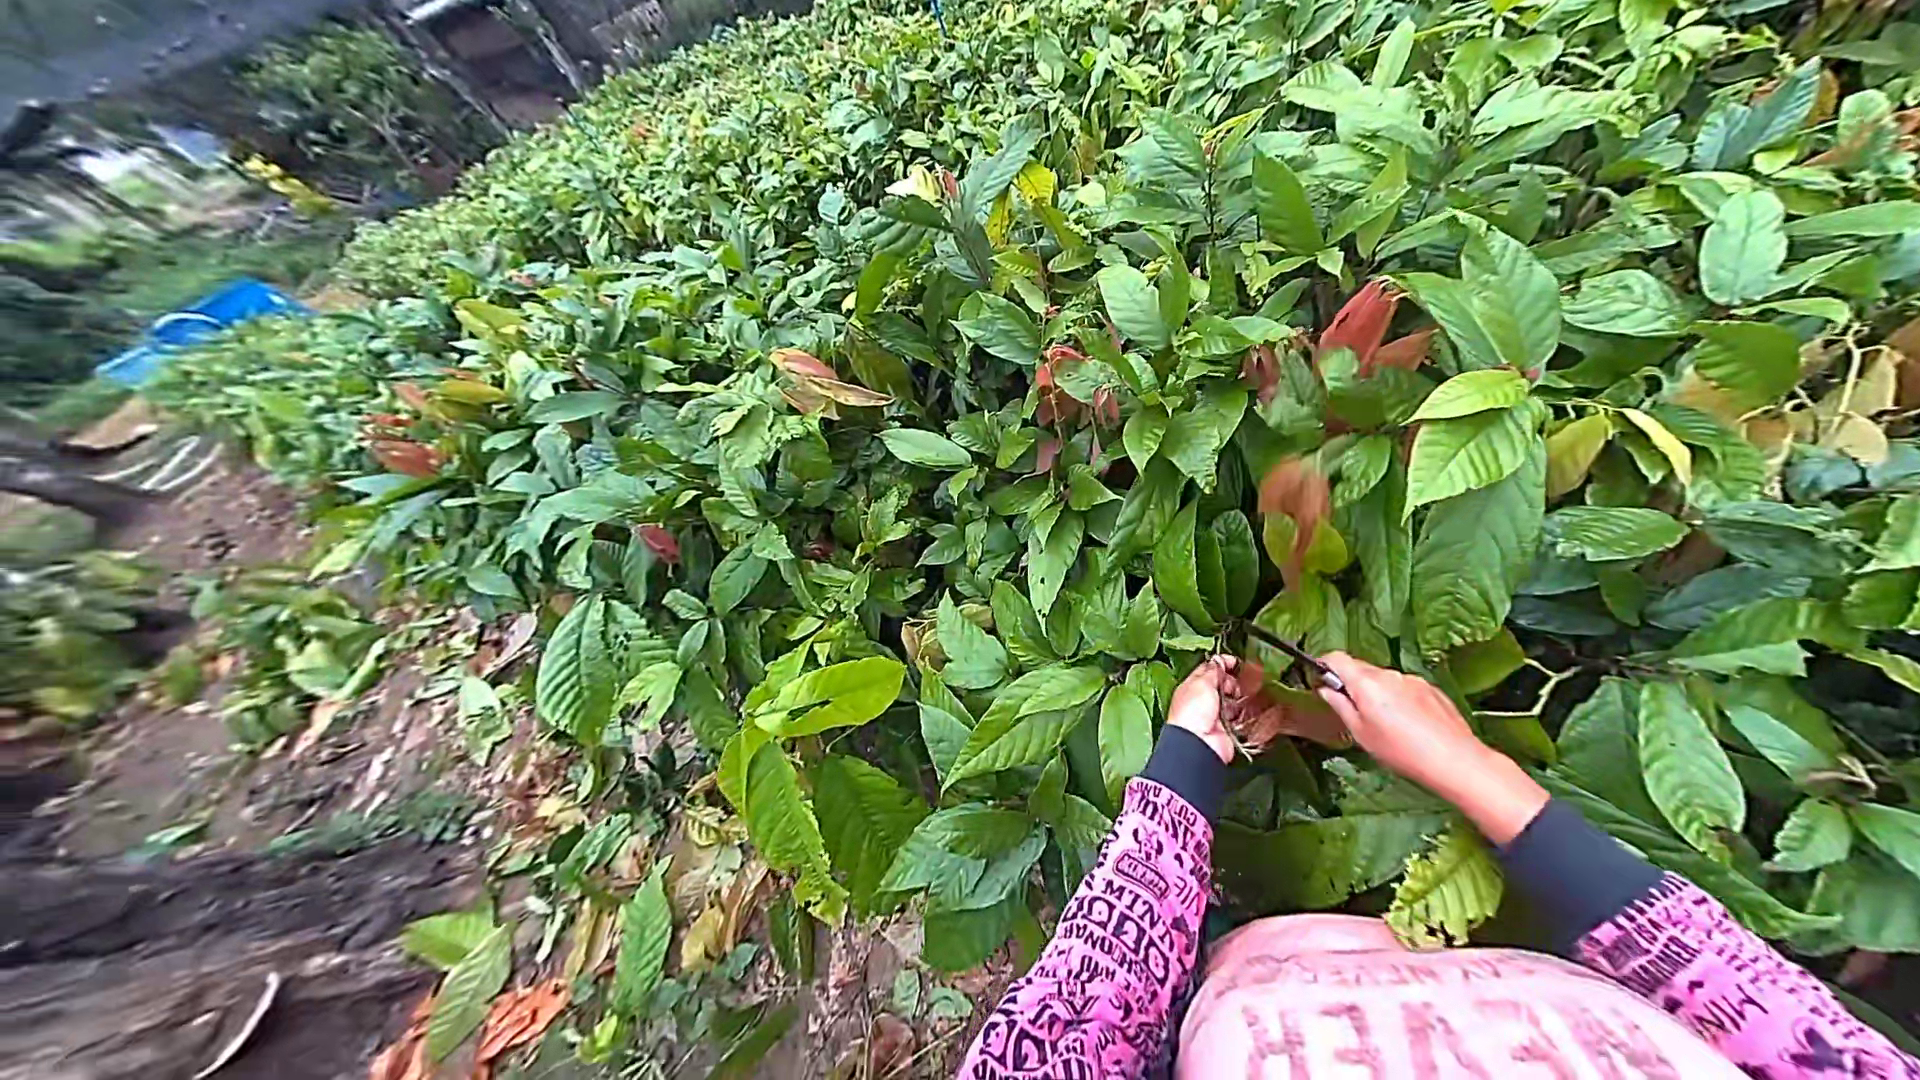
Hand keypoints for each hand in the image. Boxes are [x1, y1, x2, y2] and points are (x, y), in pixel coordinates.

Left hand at [1167, 656, 1239, 764]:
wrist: (1199, 742)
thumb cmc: (1192, 713)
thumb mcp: (1201, 683)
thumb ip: (1211, 671)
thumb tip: (1218, 659)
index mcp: (1192, 686)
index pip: (1208, 670)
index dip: (1222, 664)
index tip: (1235, 662)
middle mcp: (1203, 700)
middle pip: (1222, 685)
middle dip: (1232, 682)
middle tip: (1236, 684)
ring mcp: (1215, 714)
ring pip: (1232, 700)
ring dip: (1239, 697)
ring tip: (1242, 696)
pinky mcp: (1227, 728)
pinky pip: (1239, 717)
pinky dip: (1245, 713)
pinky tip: (1248, 709)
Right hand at [1315, 652, 1548, 844]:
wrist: (1458, 762)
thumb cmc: (1403, 751)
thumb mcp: (1360, 733)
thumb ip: (1340, 705)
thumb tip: (1327, 690)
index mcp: (1366, 682)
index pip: (1336, 657)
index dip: (1325, 665)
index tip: (1322, 680)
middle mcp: (1389, 675)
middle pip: (1360, 668)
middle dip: (1352, 684)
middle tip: (1353, 711)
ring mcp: (1413, 681)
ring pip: (1384, 680)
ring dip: (1378, 693)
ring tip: (1386, 723)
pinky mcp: (1433, 690)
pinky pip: (1406, 688)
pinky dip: (1400, 699)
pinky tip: (1408, 725)